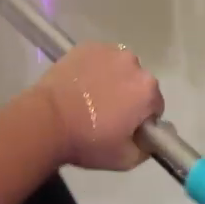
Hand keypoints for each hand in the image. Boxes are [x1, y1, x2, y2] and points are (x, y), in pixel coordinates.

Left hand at [31, 43, 163, 170]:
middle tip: (108, 114)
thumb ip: (147, 147)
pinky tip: (81, 84)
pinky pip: (100, 58)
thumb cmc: (89, 140)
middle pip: (138, 83)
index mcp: (147, 89)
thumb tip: (150, 135)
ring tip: (92, 98)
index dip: (142, 119)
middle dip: (129, 96)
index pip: (155, 105)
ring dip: (113, 79)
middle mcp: (133, 62)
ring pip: (119, 68)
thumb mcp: (126, 159)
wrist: (49, 117)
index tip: (126, 128)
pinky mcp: (87, 45)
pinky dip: (95, 68)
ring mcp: (108, 49)